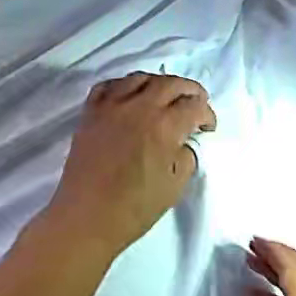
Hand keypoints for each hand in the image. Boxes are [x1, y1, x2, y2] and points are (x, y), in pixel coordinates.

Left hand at [43, 72, 216, 252]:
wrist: (88, 217)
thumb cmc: (136, 207)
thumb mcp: (176, 185)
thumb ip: (185, 156)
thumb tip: (182, 143)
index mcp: (164, 127)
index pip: (194, 106)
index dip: (207, 114)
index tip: (208, 127)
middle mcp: (139, 108)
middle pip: (170, 84)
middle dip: (189, 90)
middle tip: (196, 102)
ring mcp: (111, 107)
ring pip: (140, 78)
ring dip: (159, 84)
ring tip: (165, 97)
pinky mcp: (90, 113)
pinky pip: (109, 86)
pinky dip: (126, 86)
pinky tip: (131, 97)